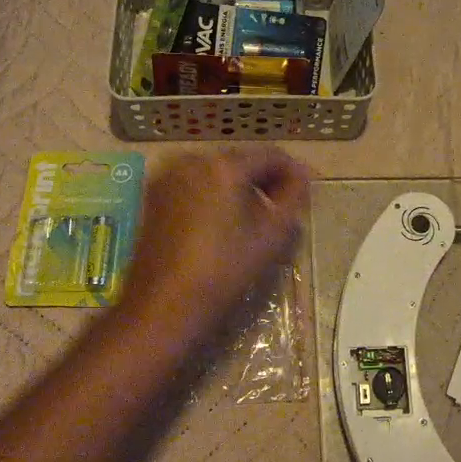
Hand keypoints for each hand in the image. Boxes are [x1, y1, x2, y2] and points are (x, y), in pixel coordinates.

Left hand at [117, 146, 310, 345]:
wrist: (163, 306)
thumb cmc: (223, 271)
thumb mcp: (270, 236)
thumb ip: (293, 198)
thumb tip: (302, 178)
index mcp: (224, 165)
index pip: (271, 155)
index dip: (293, 171)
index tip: (307, 189)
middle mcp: (192, 160)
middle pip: (240, 161)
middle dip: (265, 179)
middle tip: (284, 207)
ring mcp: (167, 177)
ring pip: (215, 173)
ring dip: (239, 187)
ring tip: (255, 218)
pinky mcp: (152, 197)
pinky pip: (193, 185)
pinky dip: (213, 195)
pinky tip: (223, 222)